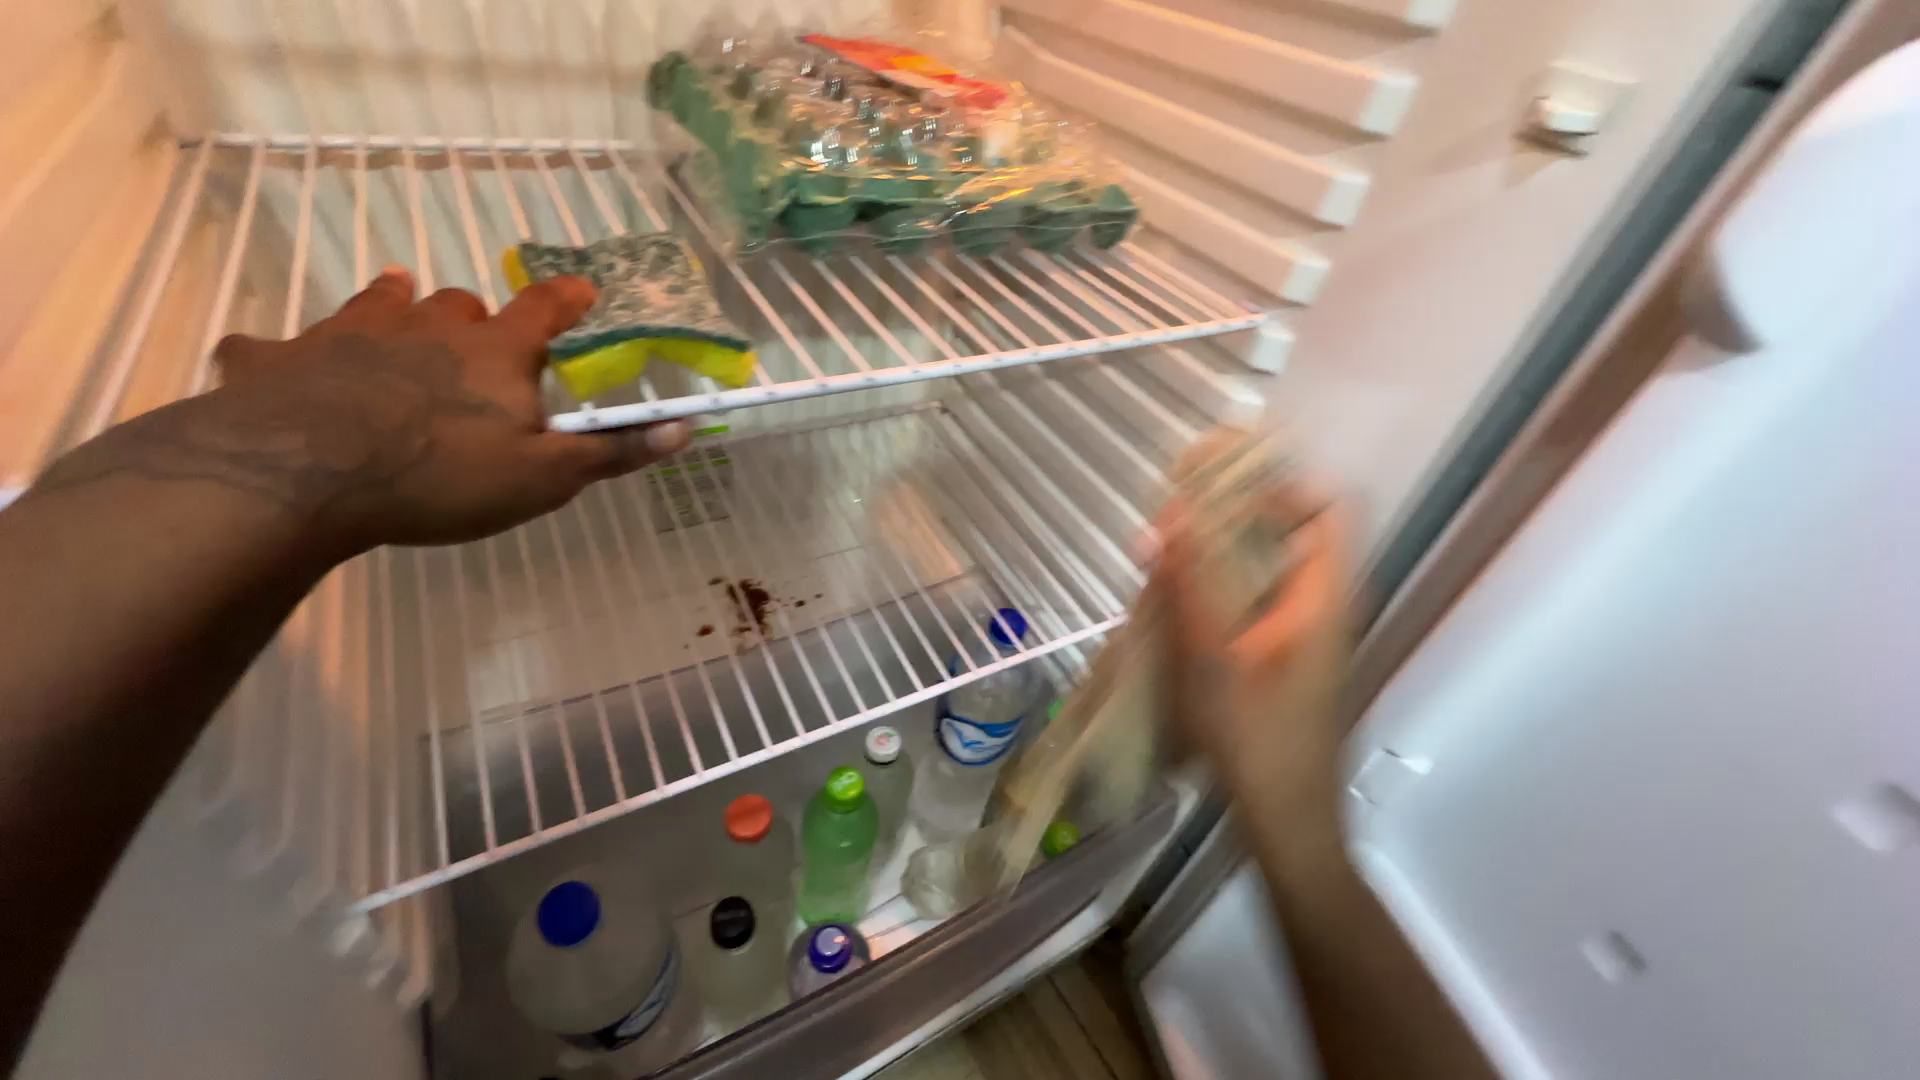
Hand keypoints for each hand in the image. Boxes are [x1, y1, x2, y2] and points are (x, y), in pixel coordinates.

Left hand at [43, 266, 691, 556]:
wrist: (300, 478)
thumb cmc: (443, 476)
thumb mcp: (547, 476)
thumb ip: (614, 450)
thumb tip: (686, 428)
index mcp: (494, 353)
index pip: (545, 310)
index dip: (570, 299)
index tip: (586, 289)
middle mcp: (424, 328)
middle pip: (459, 303)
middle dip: (477, 316)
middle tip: (482, 341)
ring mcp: (345, 336)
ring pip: (378, 304)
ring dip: (395, 306)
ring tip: (400, 309)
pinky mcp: (276, 360)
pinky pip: (273, 345)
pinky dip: (285, 354)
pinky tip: (279, 364)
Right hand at [1156, 486, 1351, 818]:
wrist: (1287, 818)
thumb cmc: (1257, 740)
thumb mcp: (1215, 658)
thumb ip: (1192, 584)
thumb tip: (1169, 516)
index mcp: (1324, 594)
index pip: (1324, 504)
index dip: (1276, 480)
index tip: (1213, 481)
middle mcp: (1322, 601)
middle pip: (1288, 528)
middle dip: (1228, 514)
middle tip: (1169, 520)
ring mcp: (1303, 627)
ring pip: (1264, 562)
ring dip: (1215, 551)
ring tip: (1161, 556)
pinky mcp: (1282, 650)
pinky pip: (1252, 595)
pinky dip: (1215, 585)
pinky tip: (1172, 602)